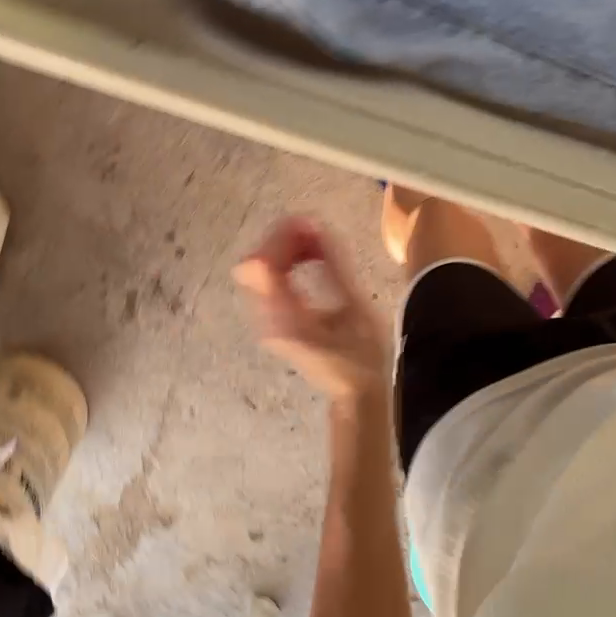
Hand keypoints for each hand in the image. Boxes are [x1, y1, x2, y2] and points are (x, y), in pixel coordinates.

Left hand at [234, 217, 391, 405]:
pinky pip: (267, 279)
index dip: (281, 237)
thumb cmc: (361, 358)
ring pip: (258, 269)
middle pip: (254, 264)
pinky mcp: (271, 320)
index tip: (310, 222)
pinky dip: (285, 261)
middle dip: (281, 239)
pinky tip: (310, 257)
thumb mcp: (355, 310)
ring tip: (317, 242)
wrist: (353, 394)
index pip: (263, 266)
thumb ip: (336, 268)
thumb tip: (320, 228)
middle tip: (315, 230)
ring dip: (283, 248)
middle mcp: (267, 320)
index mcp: (287, 320)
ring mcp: (265, 321)